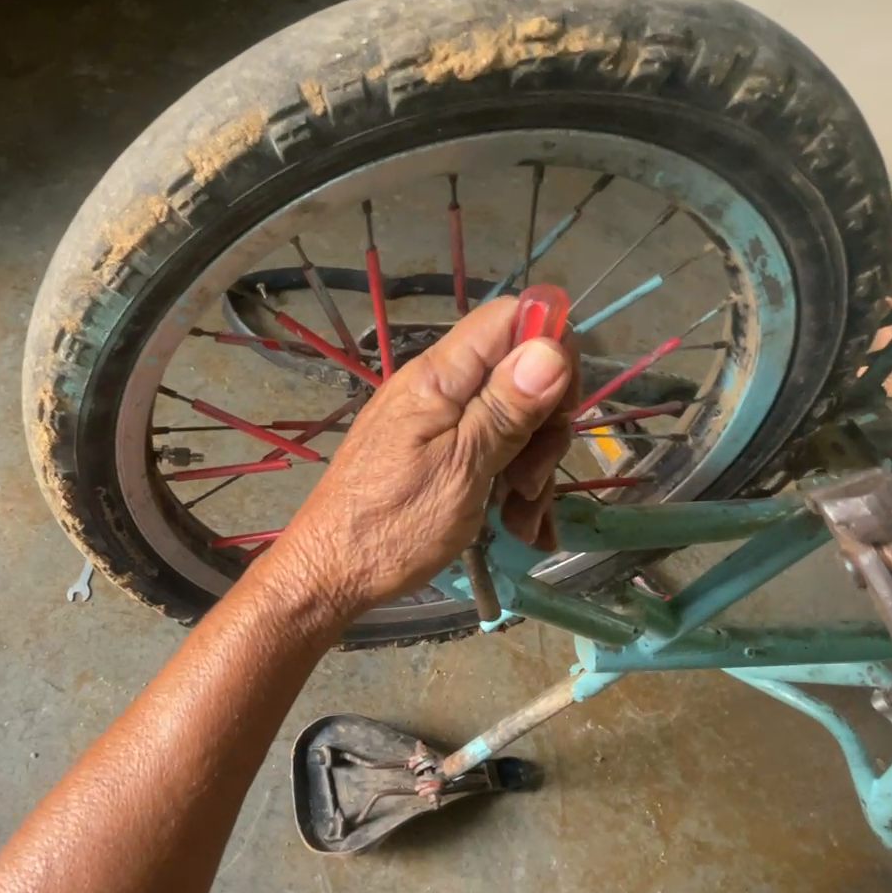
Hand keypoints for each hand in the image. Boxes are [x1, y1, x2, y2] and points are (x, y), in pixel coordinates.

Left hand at [270, 297, 575, 613]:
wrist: (330, 574)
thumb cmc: (392, 527)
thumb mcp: (463, 468)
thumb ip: (506, 407)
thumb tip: (554, 345)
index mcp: (439, 377)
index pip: (510, 318)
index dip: (550, 348)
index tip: (561, 408)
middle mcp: (436, 390)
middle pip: (518, 376)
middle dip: (543, 429)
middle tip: (530, 482)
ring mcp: (434, 425)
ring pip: (509, 424)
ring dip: (529, 471)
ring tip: (519, 521)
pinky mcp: (432, 457)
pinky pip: (486, 455)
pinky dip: (507, 488)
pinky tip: (515, 527)